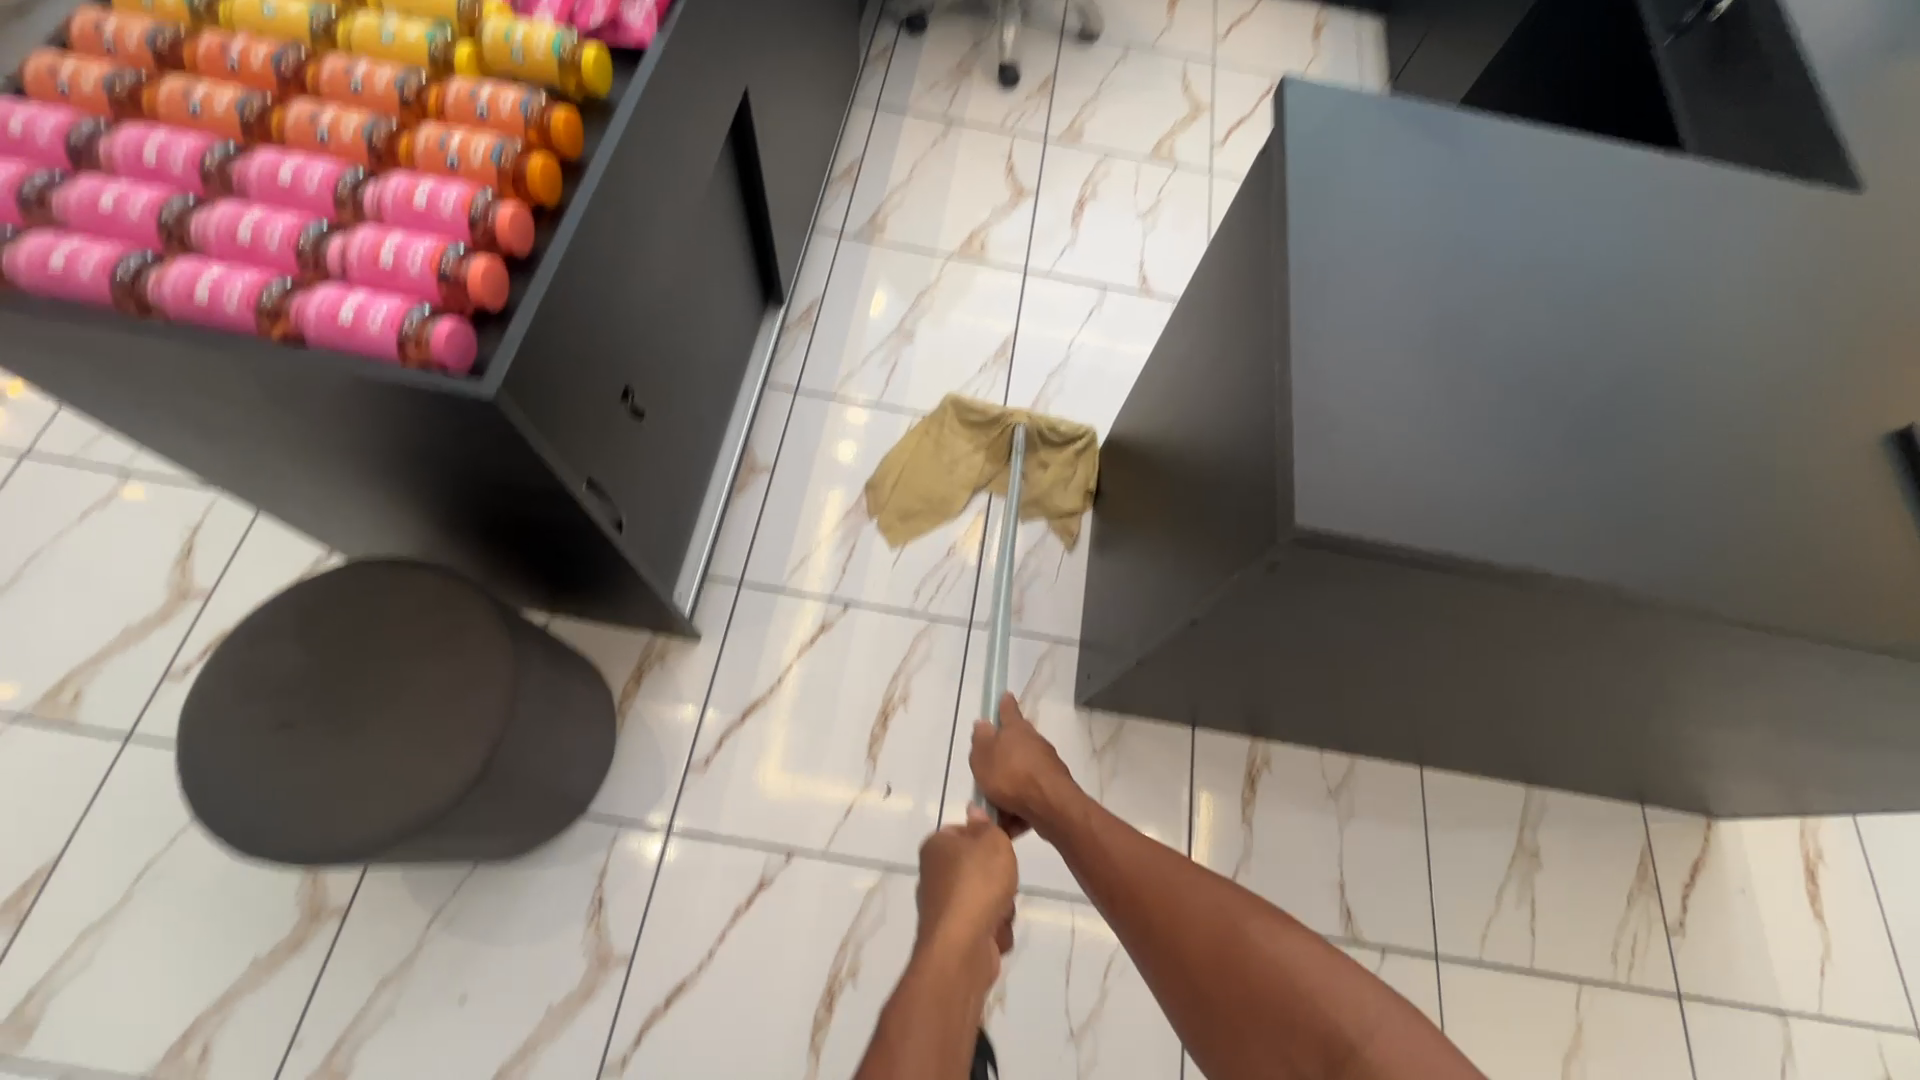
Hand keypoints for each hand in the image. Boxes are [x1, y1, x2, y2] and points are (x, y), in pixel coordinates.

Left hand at [916, 806, 1016, 977]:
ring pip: (986, 899)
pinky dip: (994, 931)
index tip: (1003, 844)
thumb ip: (987, 825)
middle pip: (978, 869)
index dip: (985, 837)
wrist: (962, 946)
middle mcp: (935, 876)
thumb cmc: (977, 883)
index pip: (962, 831)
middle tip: (1004, 881)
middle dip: (999, 879)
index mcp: (936, 847)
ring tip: (1000, 912)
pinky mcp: (955, 937)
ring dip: (1001, 907)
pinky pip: (985, 926)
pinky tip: (994, 934)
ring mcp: (944, 909)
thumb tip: (973, 811)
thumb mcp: (992, 841)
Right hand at [970, 693, 1079, 838]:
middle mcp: (1034, 743)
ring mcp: (1045, 766)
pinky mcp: (1051, 788)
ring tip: (992, 809)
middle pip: (1016, 744)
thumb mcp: (983, 756)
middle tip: (987, 772)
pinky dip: (1017, 808)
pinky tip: (1007, 824)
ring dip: (1008, 788)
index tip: (1005, 695)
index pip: (1008, 710)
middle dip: (1003, 757)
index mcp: (1016, 730)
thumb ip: (981, 740)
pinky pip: (1028, 797)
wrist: (1048, 805)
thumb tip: (984, 722)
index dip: (1004, 704)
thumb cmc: (1010, 775)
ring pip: (1021, 774)